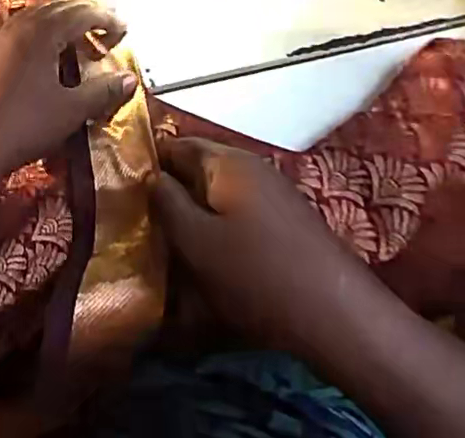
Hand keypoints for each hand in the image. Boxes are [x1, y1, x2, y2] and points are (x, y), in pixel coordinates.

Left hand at [0, 0, 132, 183]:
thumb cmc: (24, 125)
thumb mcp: (70, 110)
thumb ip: (102, 92)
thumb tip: (130, 78)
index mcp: (43, 33)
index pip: (81, 13)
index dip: (105, 18)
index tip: (125, 29)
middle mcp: (19, 26)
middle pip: (56, 6)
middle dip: (83, 9)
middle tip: (106, 20)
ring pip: (30, 13)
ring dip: (55, 13)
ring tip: (73, 22)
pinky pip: (3, 26)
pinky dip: (17, 20)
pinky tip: (9, 12)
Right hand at [153, 136, 385, 355]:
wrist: (343, 321)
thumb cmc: (259, 275)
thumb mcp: (196, 240)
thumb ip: (165, 201)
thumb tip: (149, 177)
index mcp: (226, 161)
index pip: (174, 143)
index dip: (146, 161)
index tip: (121, 185)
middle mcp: (251, 167)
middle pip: (196, 168)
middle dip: (170, 191)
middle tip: (143, 219)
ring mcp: (274, 194)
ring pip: (217, 193)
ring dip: (194, 213)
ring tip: (172, 242)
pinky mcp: (287, 224)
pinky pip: (239, 214)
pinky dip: (219, 228)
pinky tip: (210, 259)